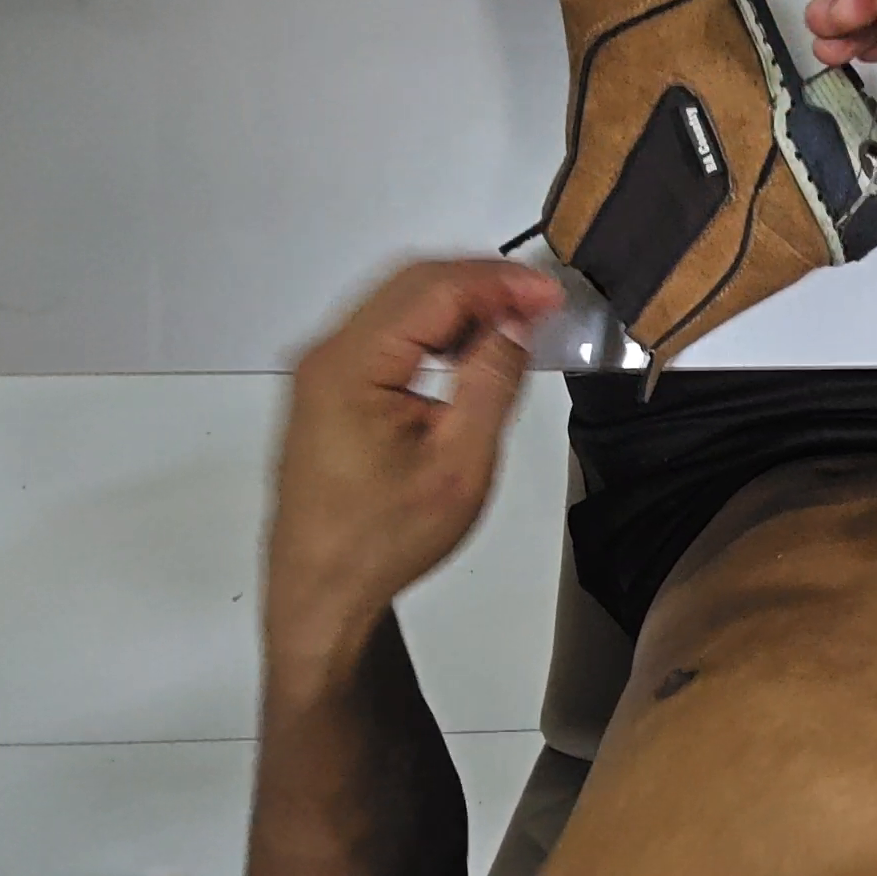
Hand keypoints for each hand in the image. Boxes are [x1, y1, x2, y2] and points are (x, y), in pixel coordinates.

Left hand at [266, 260, 563, 676]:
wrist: (322, 593)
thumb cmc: (390, 538)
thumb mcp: (459, 465)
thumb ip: (491, 383)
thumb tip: (517, 323)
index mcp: (350, 366)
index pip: (434, 291)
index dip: (500, 282)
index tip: (553, 295)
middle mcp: (328, 352)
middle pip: (413, 283)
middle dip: (485, 282)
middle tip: (543, 302)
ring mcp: (324, 367)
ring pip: (401, 301)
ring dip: (464, 300)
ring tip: (520, 319)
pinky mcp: (332, 385)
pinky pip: (392, 331)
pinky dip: (440, 325)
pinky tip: (474, 346)